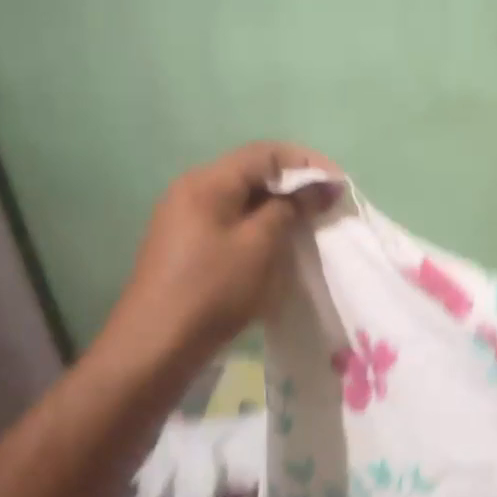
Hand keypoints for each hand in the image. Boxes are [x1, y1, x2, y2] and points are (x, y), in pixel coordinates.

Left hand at [97, 142, 338, 369]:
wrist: (157, 343)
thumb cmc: (212, 289)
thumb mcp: (259, 246)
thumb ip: (290, 209)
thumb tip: (320, 185)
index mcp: (207, 182)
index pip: (264, 153)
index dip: (306, 163)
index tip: (339, 185)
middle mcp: (192, 189)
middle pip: (252, 172)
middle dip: (294, 184)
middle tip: (329, 206)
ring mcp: (185, 217)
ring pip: (243, 198)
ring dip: (279, 206)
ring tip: (310, 225)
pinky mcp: (187, 243)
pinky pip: (231, 219)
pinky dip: (260, 224)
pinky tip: (279, 244)